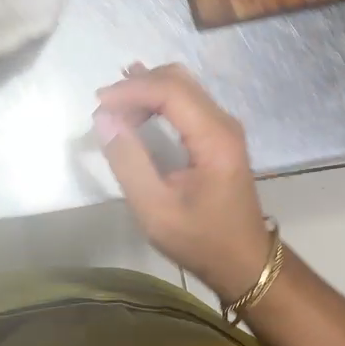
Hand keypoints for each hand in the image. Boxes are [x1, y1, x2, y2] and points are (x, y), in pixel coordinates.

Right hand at [95, 63, 271, 300]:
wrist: (245, 264)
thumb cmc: (201, 240)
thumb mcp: (156, 210)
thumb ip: (129, 162)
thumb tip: (104, 119)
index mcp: (214, 138)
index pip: (170, 91)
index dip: (131, 90)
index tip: (99, 104)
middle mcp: (223, 122)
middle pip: (176, 81)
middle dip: (136, 87)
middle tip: (104, 110)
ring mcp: (223, 126)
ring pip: (181, 85)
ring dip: (145, 90)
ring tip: (114, 108)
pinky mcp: (218, 133)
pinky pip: (186, 100)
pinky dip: (157, 98)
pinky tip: (137, 103)